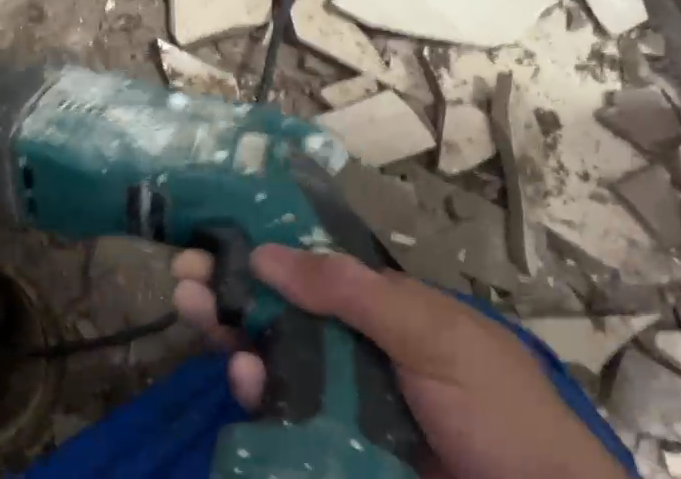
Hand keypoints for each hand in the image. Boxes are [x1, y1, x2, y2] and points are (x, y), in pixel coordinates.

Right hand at [172, 245, 625, 478]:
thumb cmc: (498, 414)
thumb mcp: (436, 336)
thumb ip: (354, 292)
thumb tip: (262, 252)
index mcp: (377, 309)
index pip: (303, 268)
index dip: (252, 251)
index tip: (207, 242)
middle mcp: (348, 344)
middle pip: (271, 306)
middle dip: (222, 287)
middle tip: (182, 278)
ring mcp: (334, 394)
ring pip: (262, 351)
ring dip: (222, 327)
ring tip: (193, 311)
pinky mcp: (324, 438)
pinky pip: (273, 405)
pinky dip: (248, 385)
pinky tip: (239, 376)